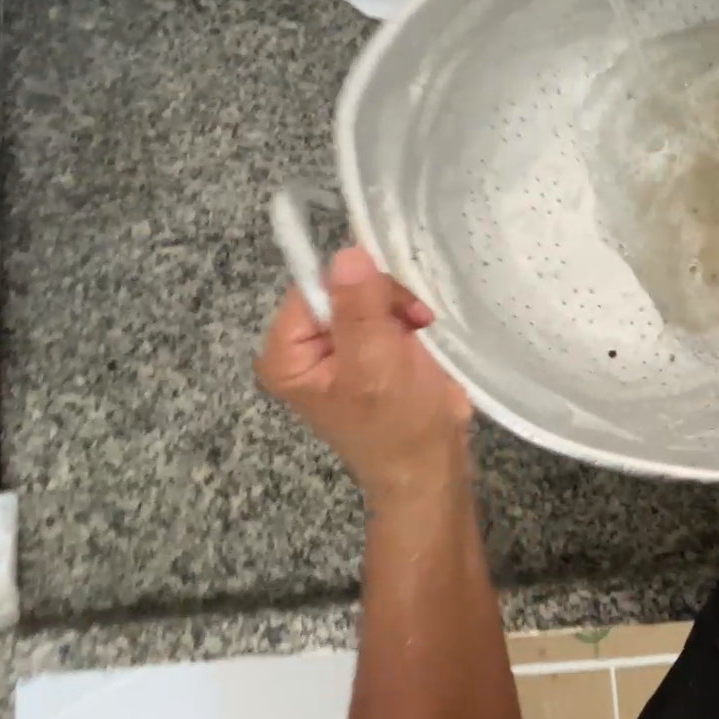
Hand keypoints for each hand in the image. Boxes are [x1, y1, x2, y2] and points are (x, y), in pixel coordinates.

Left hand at [256, 247, 472, 499]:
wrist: (432, 465)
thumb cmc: (399, 423)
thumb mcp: (377, 364)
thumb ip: (360, 309)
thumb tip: (347, 253)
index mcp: (287, 354)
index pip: (315, 288)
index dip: (357, 288)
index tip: (393, 308)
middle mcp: (305, 346)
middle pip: (341, 287)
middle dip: (383, 299)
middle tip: (414, 322)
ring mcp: (339, 346)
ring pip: (367, 292)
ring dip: (400, 305)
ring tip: (420, 328)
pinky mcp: (368, 347)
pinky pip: (383, 308)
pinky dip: (407, 314)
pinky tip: (421, 331)